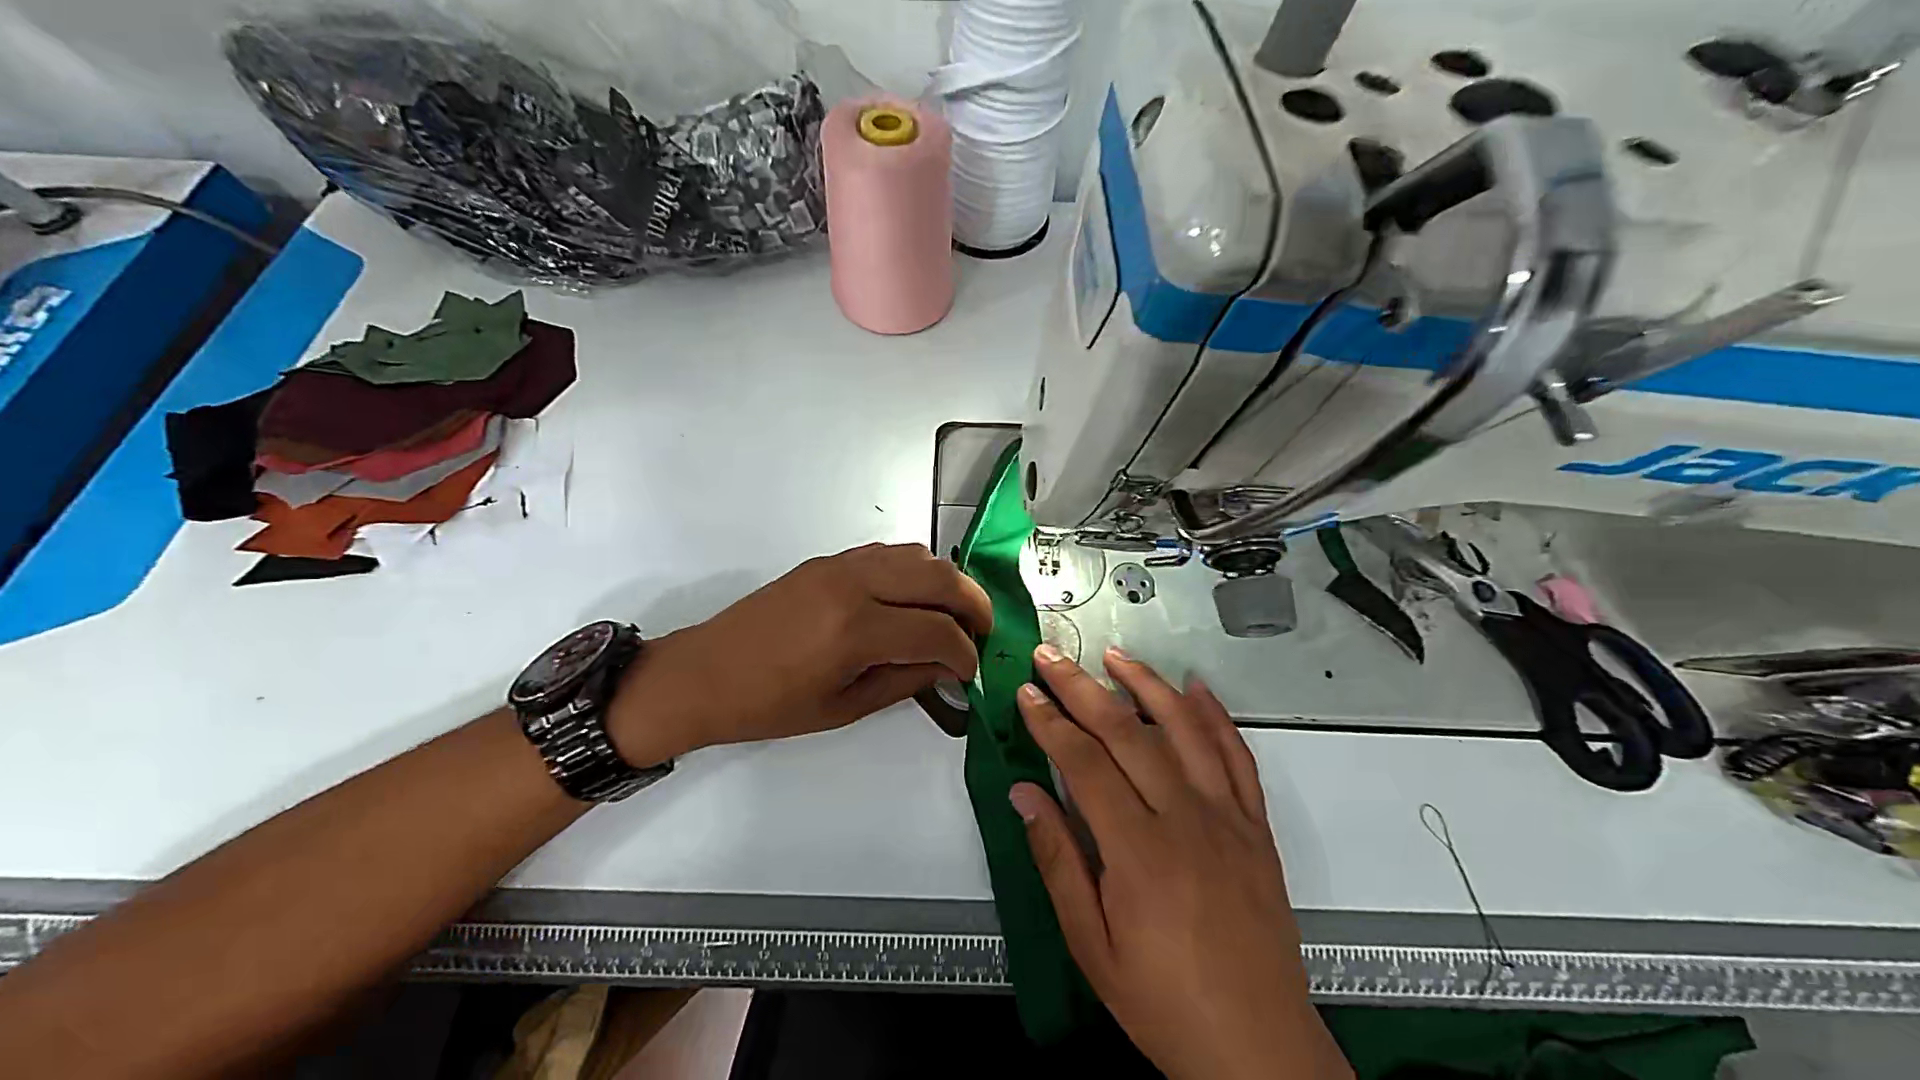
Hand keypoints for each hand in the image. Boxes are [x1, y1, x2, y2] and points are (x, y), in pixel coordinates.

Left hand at [607, 543, 992, 765]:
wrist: (702, 674)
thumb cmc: (768, 705)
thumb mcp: (843, 706)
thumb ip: (904, 681)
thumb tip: (947, 668)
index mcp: (856, 631)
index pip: (937, 632)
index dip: (965, 654)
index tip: (971, 672)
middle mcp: (854, 585)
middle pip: (939, 578)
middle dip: (974, 605)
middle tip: (982, 633)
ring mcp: (839, 566)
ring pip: (917, 556)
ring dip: (946, 582)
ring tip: (954, 615)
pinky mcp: (827, 561)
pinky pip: (888, 553)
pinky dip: (915, 571)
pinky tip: (915, 599)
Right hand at [1011, 645, 1351, 1079]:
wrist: (1256, 1046)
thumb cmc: (1164, 1002)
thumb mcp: (1090, 944)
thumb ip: (1057, 860)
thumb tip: (1025, 794)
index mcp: (1138, 852)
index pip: (1084, 763)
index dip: (1050, 722)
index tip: (1027, 693)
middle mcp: (1185, 820)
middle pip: (1127, 733)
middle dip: (1082, 688)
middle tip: (1052, 656)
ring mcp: (1227, 818)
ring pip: (1185, 730)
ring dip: (1148, 684)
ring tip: (1116, 656)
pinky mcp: (1256, 827)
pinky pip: (1238, 757)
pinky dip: (1217, 717)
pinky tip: (1198, 689)